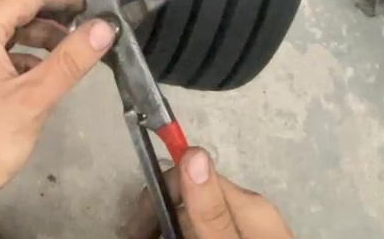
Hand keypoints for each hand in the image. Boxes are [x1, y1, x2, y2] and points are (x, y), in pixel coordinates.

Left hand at [0, 0, 117, 238]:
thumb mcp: (33, 100)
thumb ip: (69, 61)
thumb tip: (103, 28)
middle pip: (14, 6)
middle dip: (50, 9)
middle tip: (85, 17)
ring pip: (8, 29)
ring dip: (39, 32)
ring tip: (72, 45)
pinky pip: (0, 50)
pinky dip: (25, 53)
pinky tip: (45, 71)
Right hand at [128, 149, 293, 238]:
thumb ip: (212, 212)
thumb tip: (193, 152)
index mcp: (249, 206)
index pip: (188, 173)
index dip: (156, 198)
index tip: (134, 231)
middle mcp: (248, 211)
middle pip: (189, 198)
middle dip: (158, 219)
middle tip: (136, 238)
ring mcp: (246, 230)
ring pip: (195, 220)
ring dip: (169, 230)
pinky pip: (210, 232)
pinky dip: (187, 235)